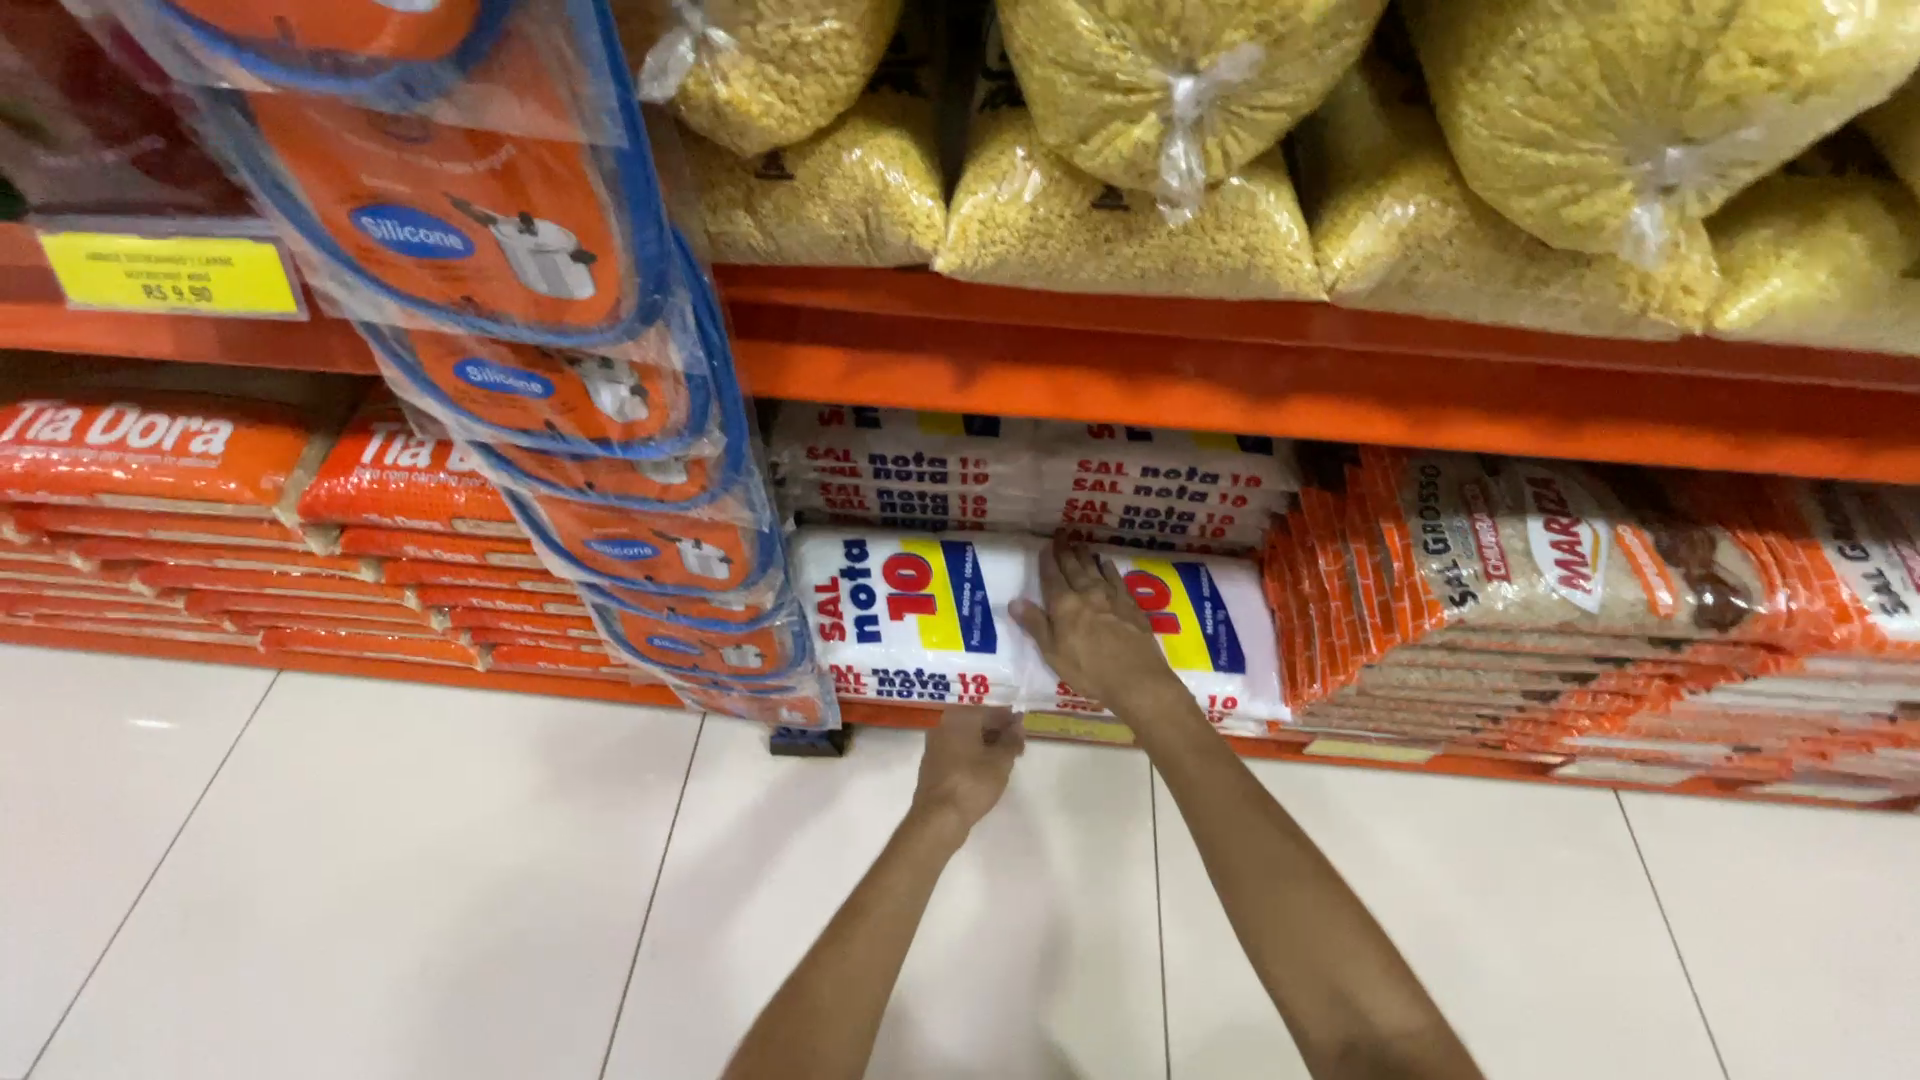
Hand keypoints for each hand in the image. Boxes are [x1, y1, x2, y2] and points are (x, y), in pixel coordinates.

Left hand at [910, 707, 1023, 836]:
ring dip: (987, 746)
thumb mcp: (1000, 761)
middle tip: (1018, 747)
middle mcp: (943, 726)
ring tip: (1006, 760)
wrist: (938, 817)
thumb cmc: (972, 783)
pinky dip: (973, 756)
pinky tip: (986, 770)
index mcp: (959, 718)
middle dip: (999, 733)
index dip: (1010, 720)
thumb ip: (1011, 740)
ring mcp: (935, 746)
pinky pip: (958, 752)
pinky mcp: (933, 765)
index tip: (1025, 730)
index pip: (991, 712)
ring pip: (968, 739)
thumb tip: (1018, 725)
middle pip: (977, 724)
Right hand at [1011, 538, 1188, 720]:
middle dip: (1065, 551)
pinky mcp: (1131, 605)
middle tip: (1062, 535)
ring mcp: (1111, 598)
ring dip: (1086, 556)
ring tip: (1081, 543)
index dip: (1047, 561)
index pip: (1052, 578)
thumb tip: (1014, 601)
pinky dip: (1109, 569)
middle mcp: (1087, 594)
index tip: (1045, 546)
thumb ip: (1035, 625)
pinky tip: (1107, 563)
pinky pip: (1116, 579)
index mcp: (1064, 605)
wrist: (1136, 678)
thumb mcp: (1053, 653)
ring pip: (1095, 569)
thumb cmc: (1088, 671)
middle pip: (1074, 568)